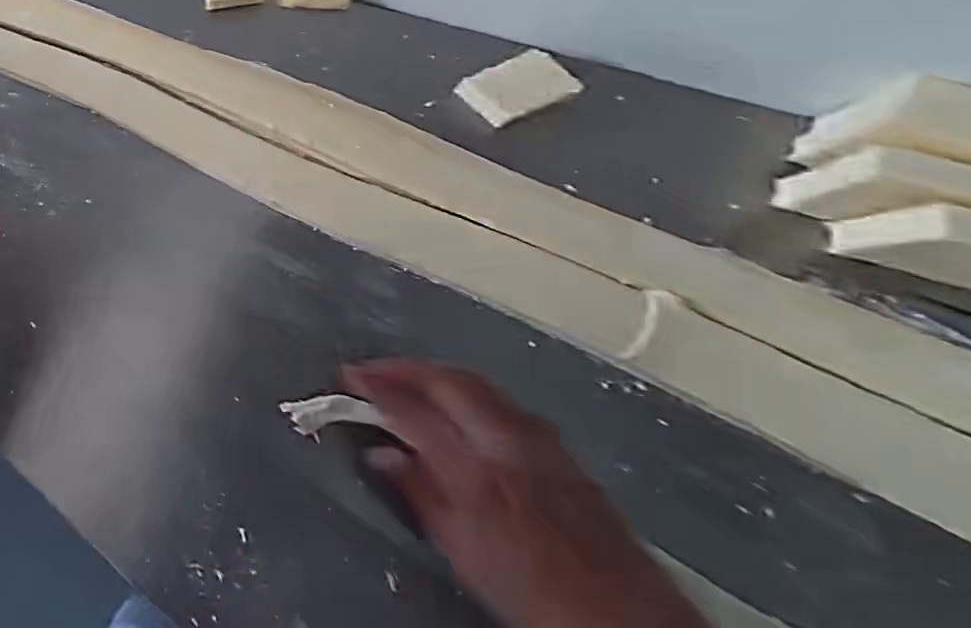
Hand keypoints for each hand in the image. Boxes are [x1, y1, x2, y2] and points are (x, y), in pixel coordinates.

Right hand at [343, 359, 707, 627]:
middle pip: (446, 380)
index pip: (411, 409)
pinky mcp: (561, 449)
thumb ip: (417, 493)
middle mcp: (507, 442)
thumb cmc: (529, 591)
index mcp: (474, 470)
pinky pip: (502, 401)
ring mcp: (539, 441)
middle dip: (402, 367)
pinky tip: (459, 404)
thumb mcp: (461, 550)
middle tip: (370, 369)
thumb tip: (378, 453)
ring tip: (407, 378)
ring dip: (434, 373)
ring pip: (477, 383)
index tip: (346, 376)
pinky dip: (467, 390)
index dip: (373, 386)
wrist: (624, 619)